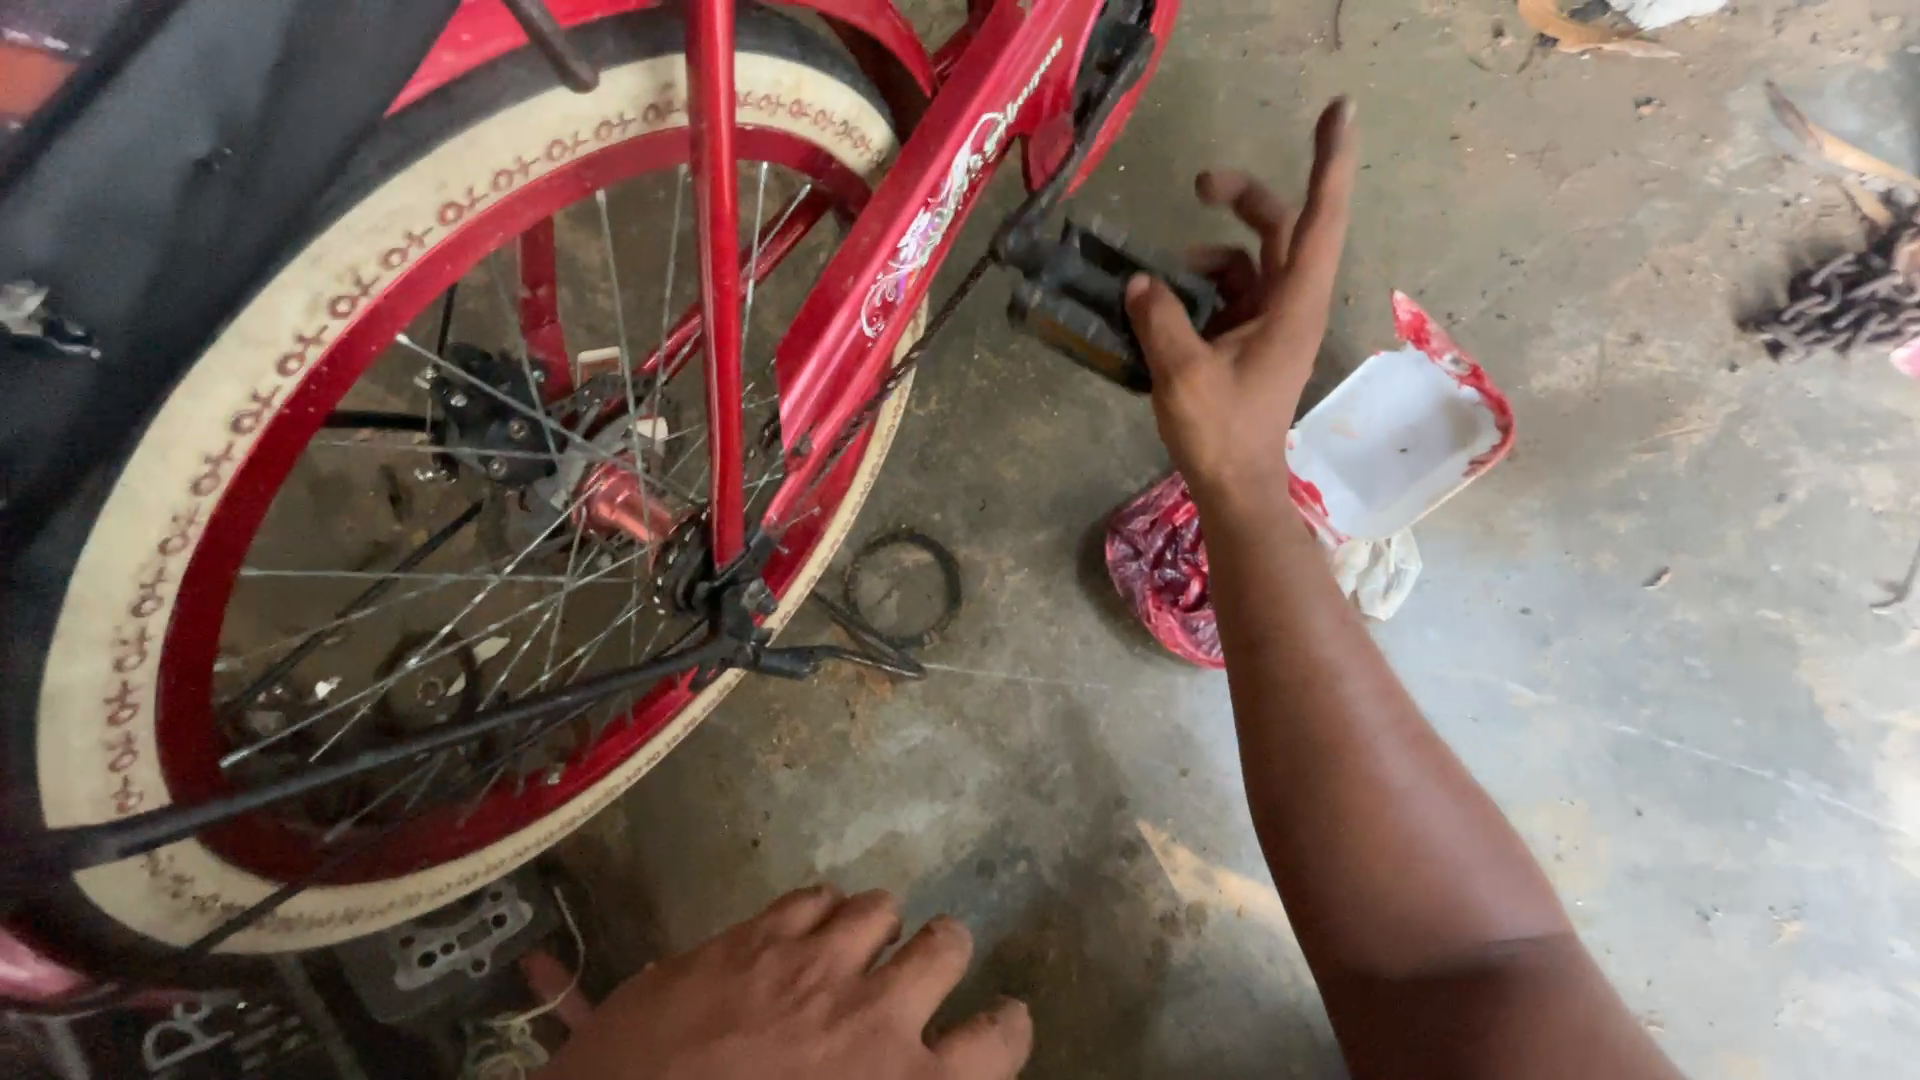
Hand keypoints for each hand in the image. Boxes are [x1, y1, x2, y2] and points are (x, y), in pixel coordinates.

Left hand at [537, 886, 1030, 1079]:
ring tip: (859, 940)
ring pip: (880, 907)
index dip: (1006, 1027)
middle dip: (943, 951)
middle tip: (926, 962)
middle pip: (946, 946)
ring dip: (878, 925)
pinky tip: (805, 925)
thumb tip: (910, 1068)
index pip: (998, 1043)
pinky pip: (814, 894)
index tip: (1002, 1018)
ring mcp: (812, 964)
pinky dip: (820, 908)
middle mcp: (875, 1014)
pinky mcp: (753, 937)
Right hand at [1124, 98, 1358, 502]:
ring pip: (1249, 264)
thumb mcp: (1181, 373)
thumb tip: (1139, 283)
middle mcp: (1293, 305)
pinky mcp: (1252, 343)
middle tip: (1197, 186)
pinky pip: (1230, 297)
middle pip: (1281, 229)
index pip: (1320, 220)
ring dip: (1208, 259)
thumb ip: (1160, 319)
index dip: (1330, 162)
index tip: (1336, 110)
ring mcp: (1273, 324)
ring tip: (1160, 279)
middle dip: (1243, 201)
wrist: (1234, 486)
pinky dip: (1200, 291)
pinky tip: (1163, 309)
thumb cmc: (1220, 433)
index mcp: (1294, 306)